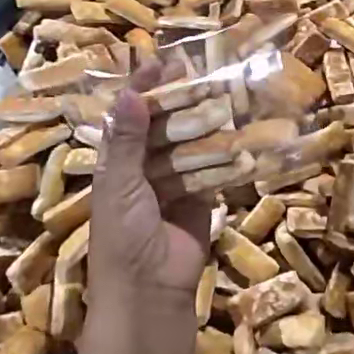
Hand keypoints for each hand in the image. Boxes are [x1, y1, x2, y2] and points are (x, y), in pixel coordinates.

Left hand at [89, 64, 208, 311]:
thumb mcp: (119, 185)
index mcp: (117, 162)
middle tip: (199, 68)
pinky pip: (211, 167)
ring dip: (202, 119)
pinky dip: (222, 149)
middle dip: (177, 99)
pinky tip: (237, 123)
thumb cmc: (123, 236)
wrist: (150, 291)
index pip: (129, 116)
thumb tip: (132, 92)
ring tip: (222, 87)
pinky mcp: (201, 196)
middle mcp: (144, 167)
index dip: (142, 89)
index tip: (160, 62)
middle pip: (162, 124)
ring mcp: (174, 181)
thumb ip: (128, 141)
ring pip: (188, 142)